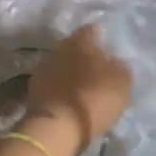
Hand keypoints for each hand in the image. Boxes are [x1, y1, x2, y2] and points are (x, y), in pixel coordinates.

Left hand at [22, 25, 132, 155]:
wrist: (57, 125)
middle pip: (73, 46)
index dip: (99, 37)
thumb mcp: (121, 83)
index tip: (105, 47)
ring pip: (60, 62)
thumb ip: (120, 68)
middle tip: (94, 67)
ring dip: (69, 70)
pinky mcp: (33, 86)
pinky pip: (50, 80)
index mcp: (81, 41)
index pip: (91, 30)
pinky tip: (66, 98)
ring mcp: (43, 66)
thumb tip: (115, 62)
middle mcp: (59, 47)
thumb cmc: (94, 98)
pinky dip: (58, 86)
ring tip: (80, 86)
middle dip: (82, 54)